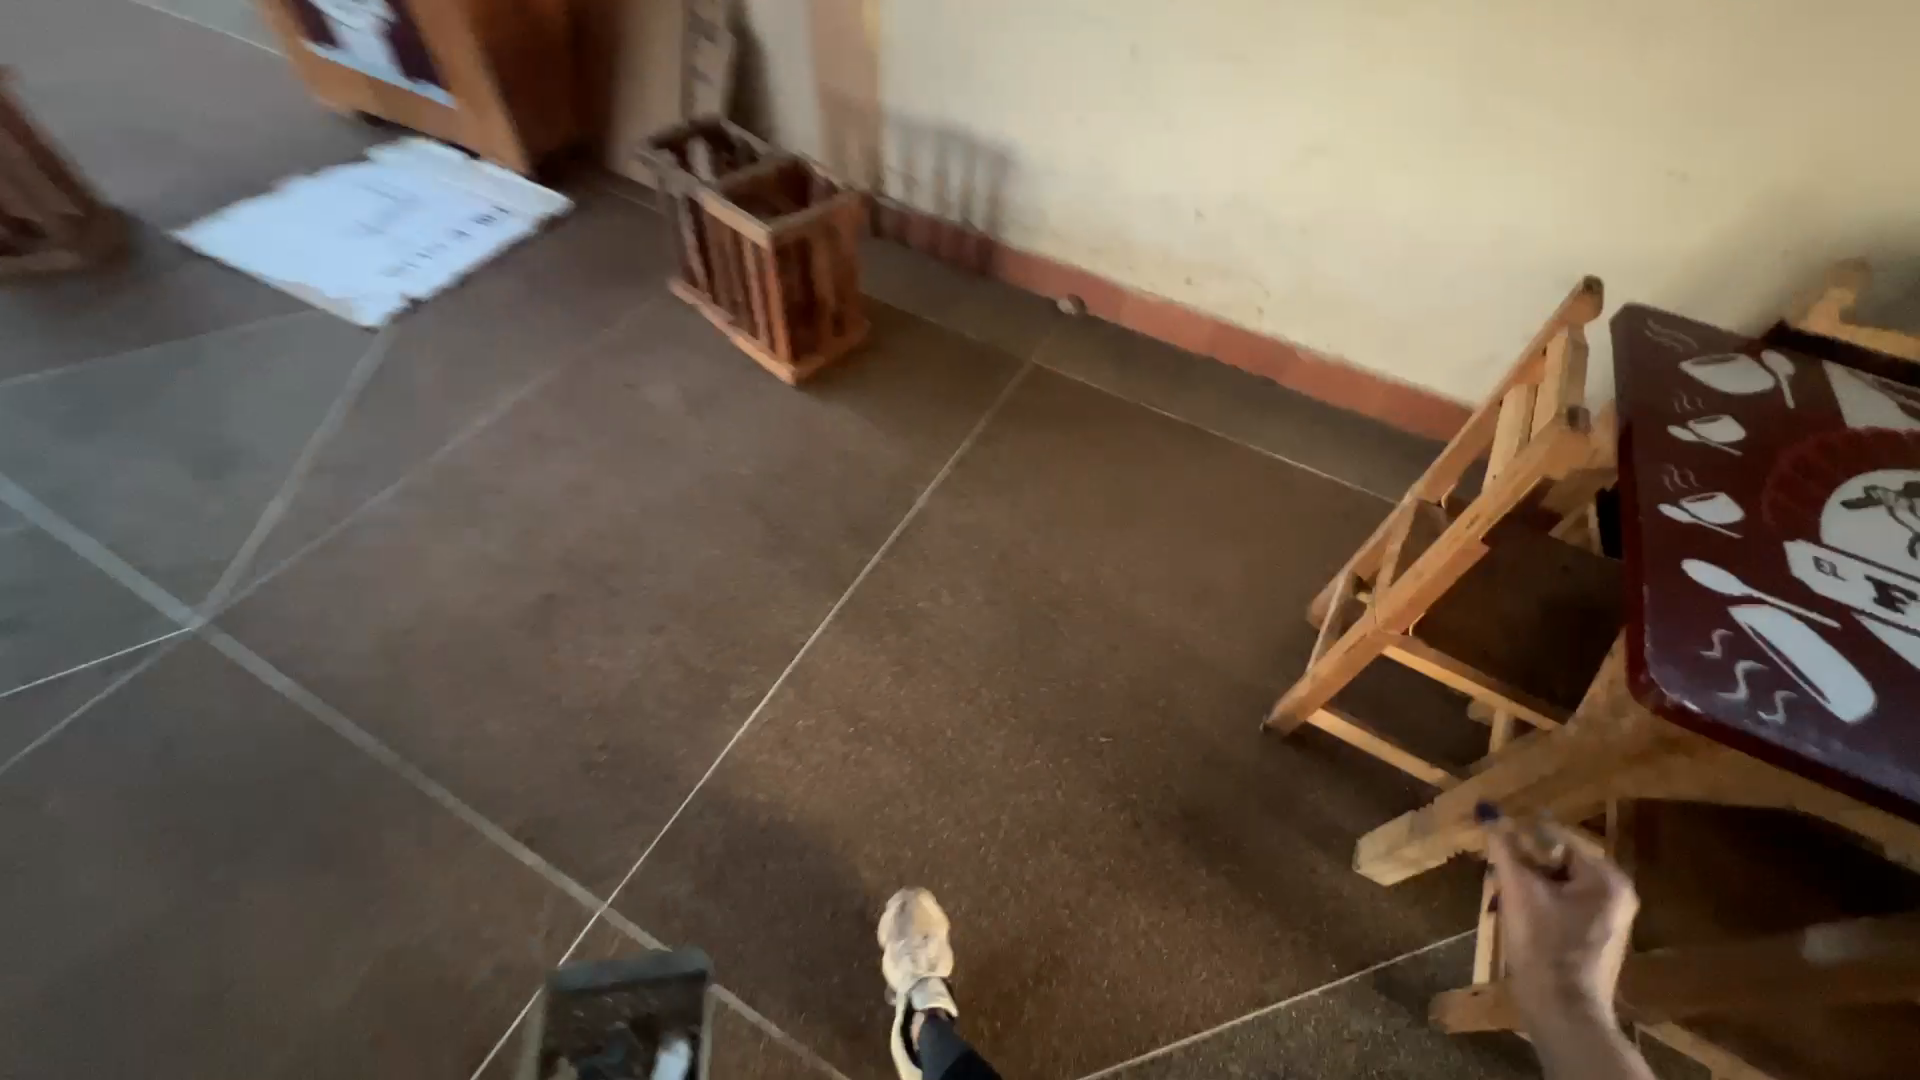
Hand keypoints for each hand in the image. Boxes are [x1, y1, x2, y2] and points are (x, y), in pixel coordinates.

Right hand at [1486, 819, 1637, 1030]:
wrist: (1560, 1007)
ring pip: (1553, 878)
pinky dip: (1534, 897)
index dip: (1519, 837)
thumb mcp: (1518, 888)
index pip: (1555, 836)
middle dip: (1520, 861)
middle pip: (1554, 857)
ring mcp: (1605, 914)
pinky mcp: (1591, 931)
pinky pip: (1558, 898)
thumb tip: (1488, 811)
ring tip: (1501, 893)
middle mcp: (1614, 892)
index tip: (1492, 845)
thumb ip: (1503, 846)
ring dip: (1523, 879)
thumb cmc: (1542, 943)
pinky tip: (1514, 910)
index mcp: (1606, 878)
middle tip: (1494, 871)